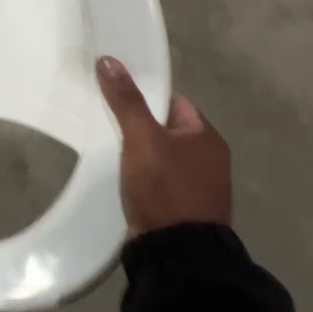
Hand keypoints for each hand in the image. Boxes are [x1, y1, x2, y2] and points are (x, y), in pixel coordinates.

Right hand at [96, 56, 231, 237]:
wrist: (178, 251)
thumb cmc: (167, 187)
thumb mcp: (142, 137)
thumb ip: (126, 100)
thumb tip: (109, 60)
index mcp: (207, 137)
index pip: (173, 102)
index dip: (145, 96)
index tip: (116, 97)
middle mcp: (207, 158)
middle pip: (163, 127)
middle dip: (135, 123)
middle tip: (105, 119)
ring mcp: (196, 184)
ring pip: (157, 153)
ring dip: (135, 150)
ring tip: (106, 145)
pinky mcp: (180, 205)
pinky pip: (155, 176)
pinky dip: (138, 172)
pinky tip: (117, 173)